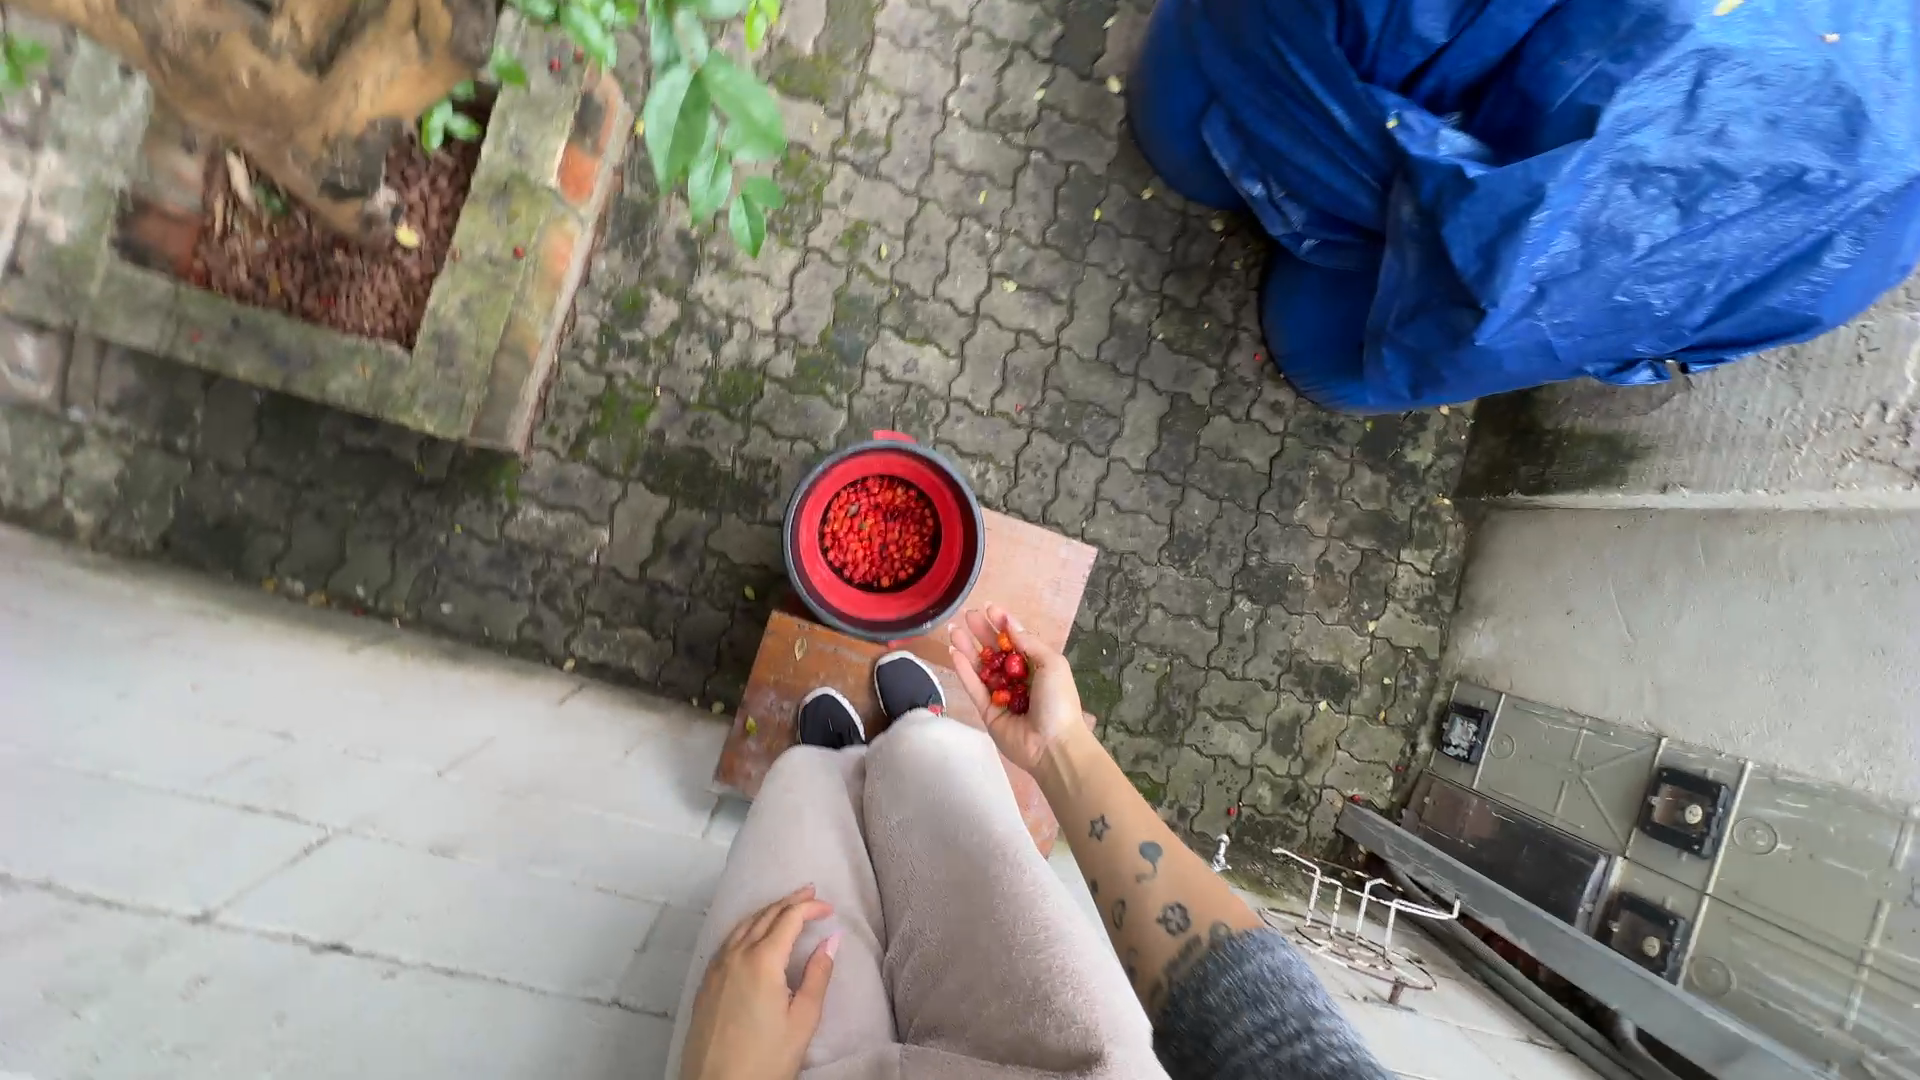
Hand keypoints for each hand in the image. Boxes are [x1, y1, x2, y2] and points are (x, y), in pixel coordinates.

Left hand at [678, 885, 840, 1079]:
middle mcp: (736, 955)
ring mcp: (717, 968)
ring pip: (744, 924)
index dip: (811, 907)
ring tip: (786, 906)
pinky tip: (754, 933)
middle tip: (811, 893)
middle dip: (790, 901)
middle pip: (766, 915)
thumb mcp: (802, 1020)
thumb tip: (832, 939)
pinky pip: (728, 941)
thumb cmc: (765, 1060)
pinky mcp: (705, 984)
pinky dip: (747, 927)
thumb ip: (818, 975)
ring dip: (768, 910)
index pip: (790, 917)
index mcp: (762, 960)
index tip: (830, 909)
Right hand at [947, 604, 1084, 773]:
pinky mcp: (988, 711)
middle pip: (995, 652)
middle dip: (982, 632)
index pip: (1016, 641)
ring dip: (968, 648)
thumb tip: (1010, 622)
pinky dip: (964, 671)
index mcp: (1037, 667)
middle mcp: (1018, 679)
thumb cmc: (1059, 701)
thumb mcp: (1052, 664)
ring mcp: (1001, 695)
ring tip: (953, 629)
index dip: (1003, 624)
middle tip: (967, 614)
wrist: (1054, 745)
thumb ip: (1028, 643)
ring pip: (981, 668)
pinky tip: (954, 652)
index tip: (989, 608)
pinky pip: (974, 687)